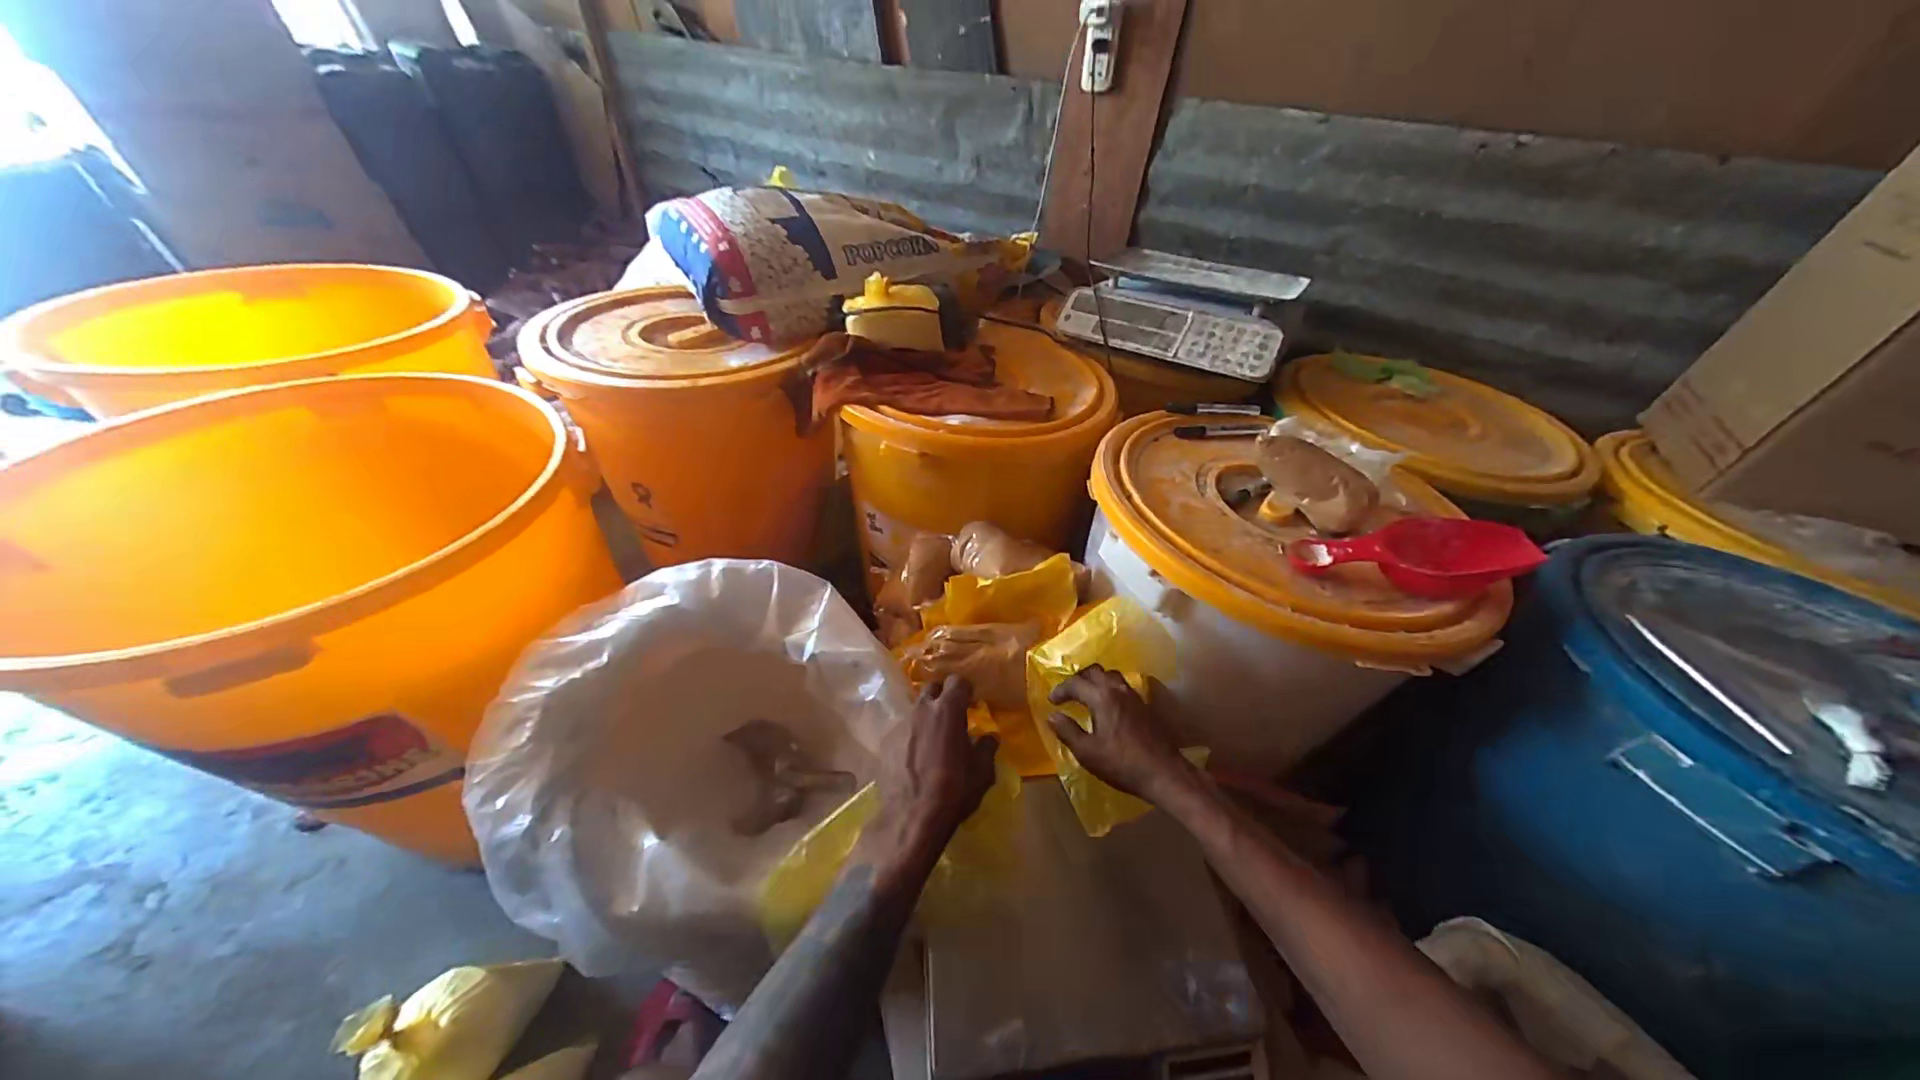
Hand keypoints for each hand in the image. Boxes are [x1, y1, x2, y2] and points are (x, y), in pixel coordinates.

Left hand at [871, 676, 998, 849]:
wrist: (912, 816)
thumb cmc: (954, 789)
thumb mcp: (982, 770)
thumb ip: (986, 747)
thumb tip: (989, 737)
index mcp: (947, 710)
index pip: (957, 681)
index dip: (967, 689)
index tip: (973, 703)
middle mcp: (921, 709)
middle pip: (932, 688)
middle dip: (943, 695)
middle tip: (954, 715)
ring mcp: (901, 725)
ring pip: (916, 709)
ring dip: (928, 716)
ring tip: (936, 738)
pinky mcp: (887, 742)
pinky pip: (904, 730)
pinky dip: (914, 736)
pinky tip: (919, 757)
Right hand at [1047, 665, 1197, 801]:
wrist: (1163, 773)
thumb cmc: (1121, 763)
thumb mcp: (1087, 752)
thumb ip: (1067, 731)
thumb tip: (1052, 716)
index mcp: (1102, 697)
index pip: (1076, 683)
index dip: (1060, 690)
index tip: (1052, 701)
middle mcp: (1118, 690)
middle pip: (1095, 671)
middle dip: (1078, 679)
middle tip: (1068, 693)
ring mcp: (1135, 697)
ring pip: (1111, 676)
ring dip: (1096, 681)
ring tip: (1087, 695)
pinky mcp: (1145, 706)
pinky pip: (1123, 687)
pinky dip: (1110, 689)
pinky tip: (1108, 706)